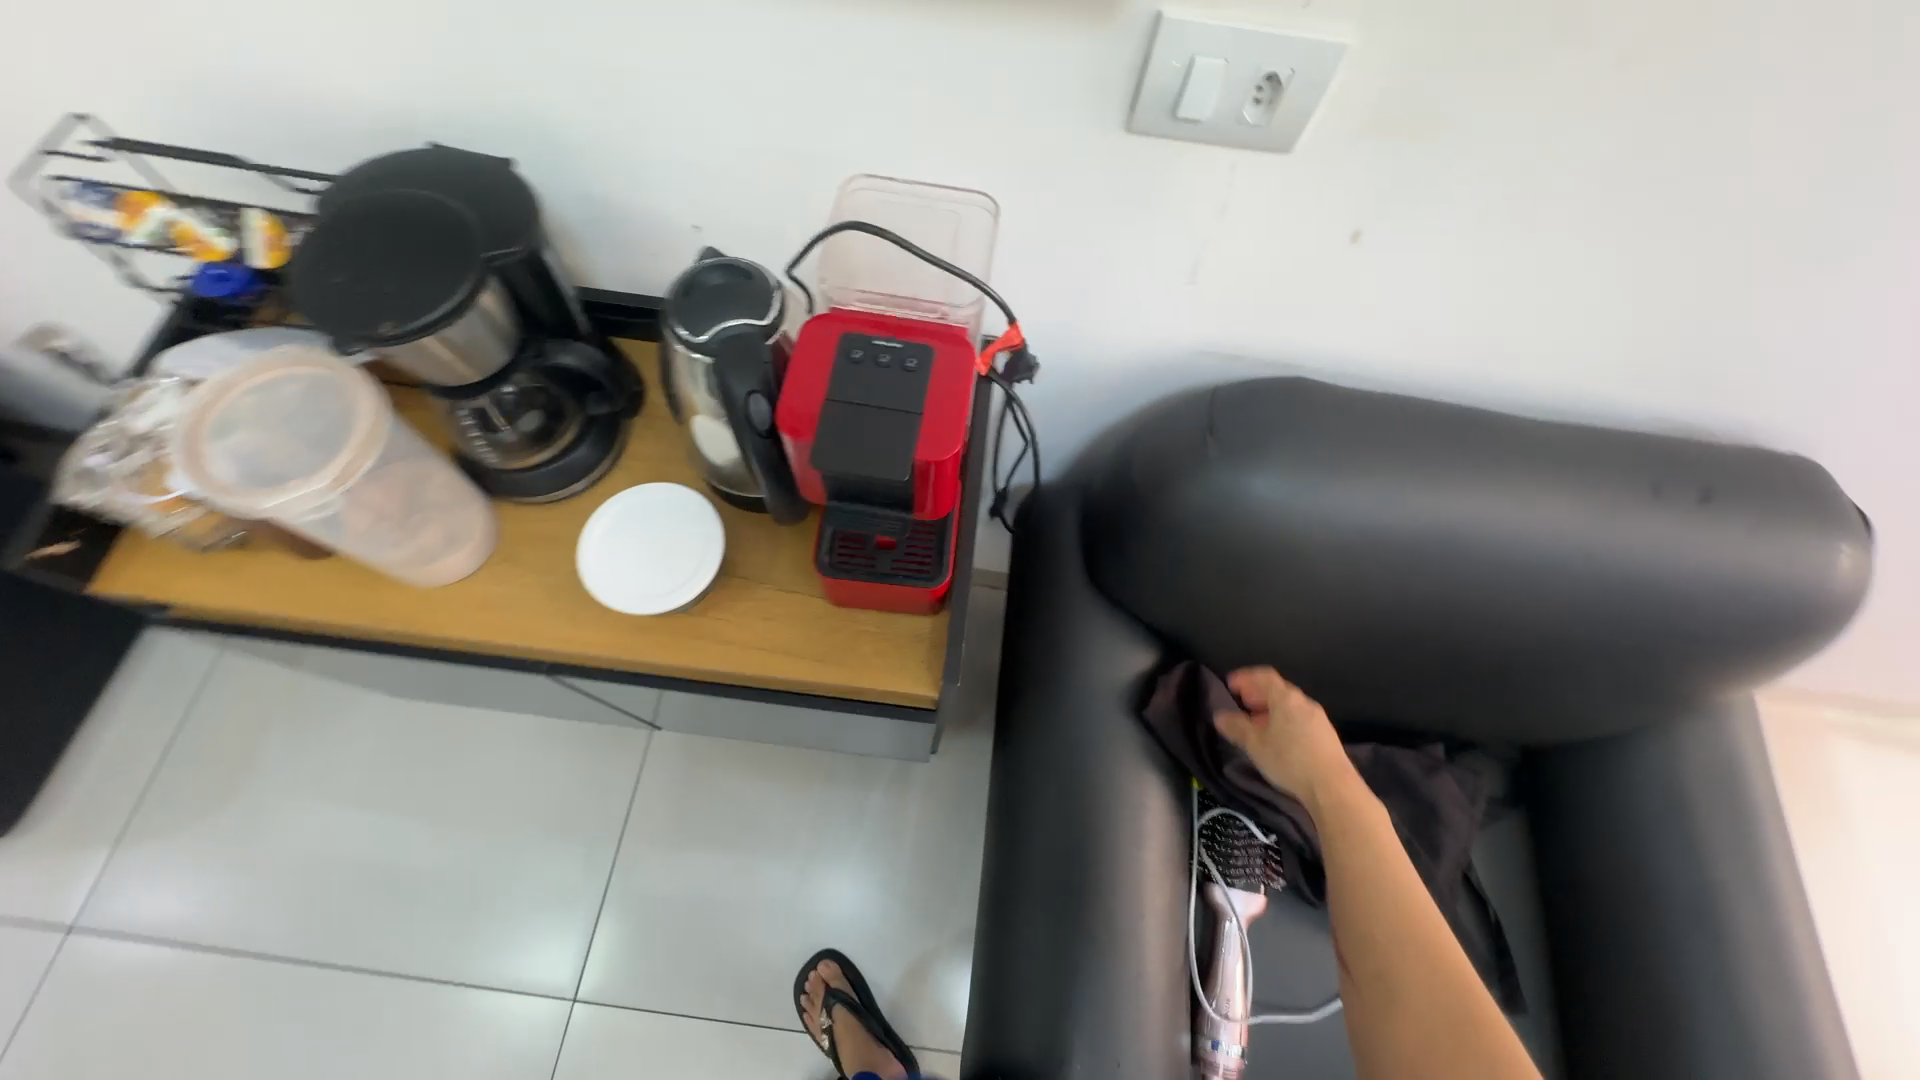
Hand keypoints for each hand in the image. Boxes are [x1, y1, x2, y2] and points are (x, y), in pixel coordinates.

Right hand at [1213, 667, 1354, 813]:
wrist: (1332, 787)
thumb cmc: (1289, 760)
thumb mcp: (1255, 745)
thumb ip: (1236, 727)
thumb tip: (1220, 715)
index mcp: (1286, 698)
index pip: (1264, 676)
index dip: (1245, 677)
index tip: (1230, 684)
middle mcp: (1304, 702)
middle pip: (1278, 690)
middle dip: (1257, 694)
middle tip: (1242, 703)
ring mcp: (1318, 718)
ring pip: (1289, 706)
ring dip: (1270, 709)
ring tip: (1256, 723)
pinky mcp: (1325, 735)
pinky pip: (1299, 718)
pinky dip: (1283, 720)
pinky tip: (1277, 738)